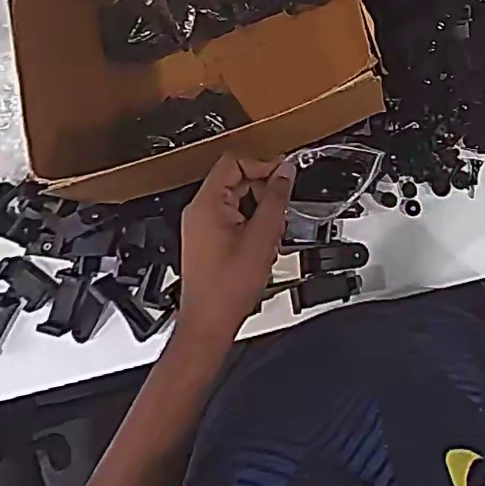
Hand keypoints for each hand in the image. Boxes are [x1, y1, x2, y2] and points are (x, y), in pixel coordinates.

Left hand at [177, 153, 290, 342]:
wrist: (210, 323)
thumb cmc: (227, 288)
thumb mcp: (263, 235)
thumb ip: (276, 197)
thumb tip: (285, 171)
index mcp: (207, 204)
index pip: (234, 162)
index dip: (263, 165)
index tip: (283, 174)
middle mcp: (199, 211)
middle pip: (236, 179)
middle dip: (263, 190)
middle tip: (281, 205)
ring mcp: (200, 225)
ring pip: (236, 198)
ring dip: (260, 207)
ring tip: (273, 230)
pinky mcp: (206, 239)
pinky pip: (232, 215)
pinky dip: (251, 222)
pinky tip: (263, 242)